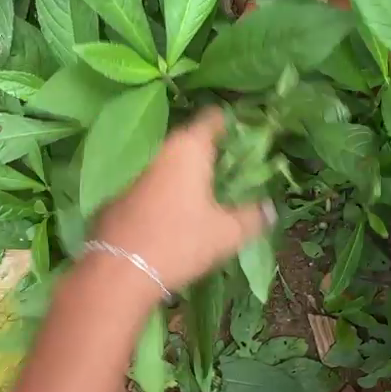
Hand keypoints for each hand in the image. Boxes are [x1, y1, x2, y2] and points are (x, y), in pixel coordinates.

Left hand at [91, 108, 272, 292]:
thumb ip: (253, 217)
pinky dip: (167, 196)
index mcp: (188, 149)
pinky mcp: (119, 199)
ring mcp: (135, 175)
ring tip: (210, 198)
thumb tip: (271, 210)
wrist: (119, 272)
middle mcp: (160, 153)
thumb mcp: (227, 234)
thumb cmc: (179, 242)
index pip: (214, 119)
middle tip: (236, 174)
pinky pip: (152, 188)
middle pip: (193, 143)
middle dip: (214, 156)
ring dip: (188, 177)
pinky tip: (176, 218)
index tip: (250, 138)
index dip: (234, 124)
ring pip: (170, 167)